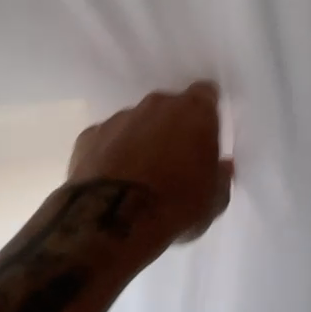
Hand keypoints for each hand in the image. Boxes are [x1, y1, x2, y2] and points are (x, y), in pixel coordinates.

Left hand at [68, 83, 233, 244]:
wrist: (113, 217)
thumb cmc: (175, 204)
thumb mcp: (214, 200)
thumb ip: (220, 176)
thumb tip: (221, 166)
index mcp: (193, 112)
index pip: (206, 94)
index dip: (206, 111)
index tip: (206, 132)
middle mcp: (156, 104)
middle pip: (169, 108)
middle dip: (172, 127)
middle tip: (175, 160)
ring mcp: (119, 117)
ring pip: (136, 122)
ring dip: (141, 139)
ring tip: (141, 175)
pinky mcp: (90, 135)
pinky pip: (107, 139)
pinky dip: (112, 153)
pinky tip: (113, 180)